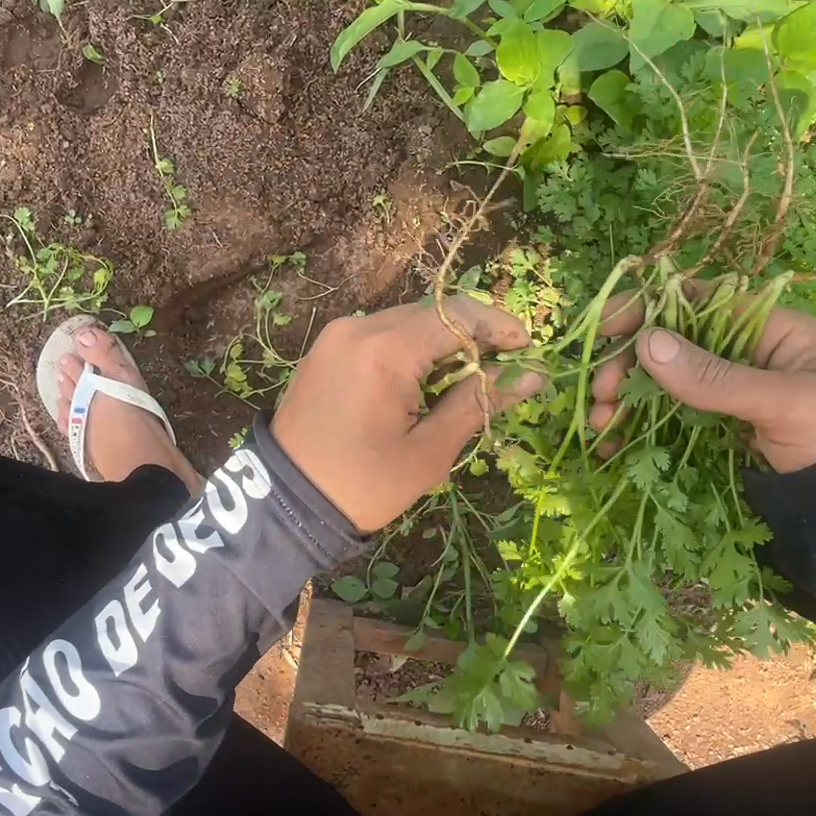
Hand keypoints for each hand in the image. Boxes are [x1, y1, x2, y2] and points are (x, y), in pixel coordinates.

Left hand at [273, 298, 544, 531]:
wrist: (284, 501)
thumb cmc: (363, 484)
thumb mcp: (428, 452)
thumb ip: (479, 403)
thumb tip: (531, 375)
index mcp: (385, 350)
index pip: (458, 316)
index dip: (499, 326)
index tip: (526, 348)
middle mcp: (358, 328)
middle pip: (433, 314)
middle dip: (472, 337)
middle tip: (499, 372)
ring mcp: (336, 335)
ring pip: (406, 322)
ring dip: (440, 344)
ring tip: (461, 384)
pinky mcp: (326, 348)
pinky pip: (379, 335)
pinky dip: (408, 350)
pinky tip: (421, 384)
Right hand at [588, 292, 815, 472]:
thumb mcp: (784, 401)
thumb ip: (716, 375)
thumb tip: (646, 341)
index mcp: (762, 326)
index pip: (692, 301)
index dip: (644, 309)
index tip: (604, 330)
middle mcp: (738, 349)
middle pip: (666, 342)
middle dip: (627, 365)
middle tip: (600, 395)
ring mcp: (725, 387)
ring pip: (660, 379)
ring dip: (625, 397)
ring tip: (601, 425)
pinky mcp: (716, 421)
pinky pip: (667, 413)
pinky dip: (638, 424)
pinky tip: (615, 441)